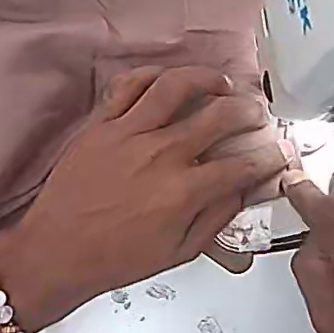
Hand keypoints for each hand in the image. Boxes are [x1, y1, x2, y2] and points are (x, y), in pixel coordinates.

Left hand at [0, 67, 287, 332]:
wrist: (55, 252)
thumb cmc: (114, 257)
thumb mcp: (178, 252)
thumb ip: (216, 219)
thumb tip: (241, 191)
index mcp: (183, 192)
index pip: (241, 165)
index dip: (268, 157)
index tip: (278, 152)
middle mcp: (161, 155)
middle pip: (219, 116)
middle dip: (248, 112)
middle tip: (255, 114)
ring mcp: (128, 134)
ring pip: (177, 86)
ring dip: (207, 79)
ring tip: (220, 84)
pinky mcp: (101, 124)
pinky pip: (129, 85)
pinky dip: (152, 75)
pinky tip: (167, 80)